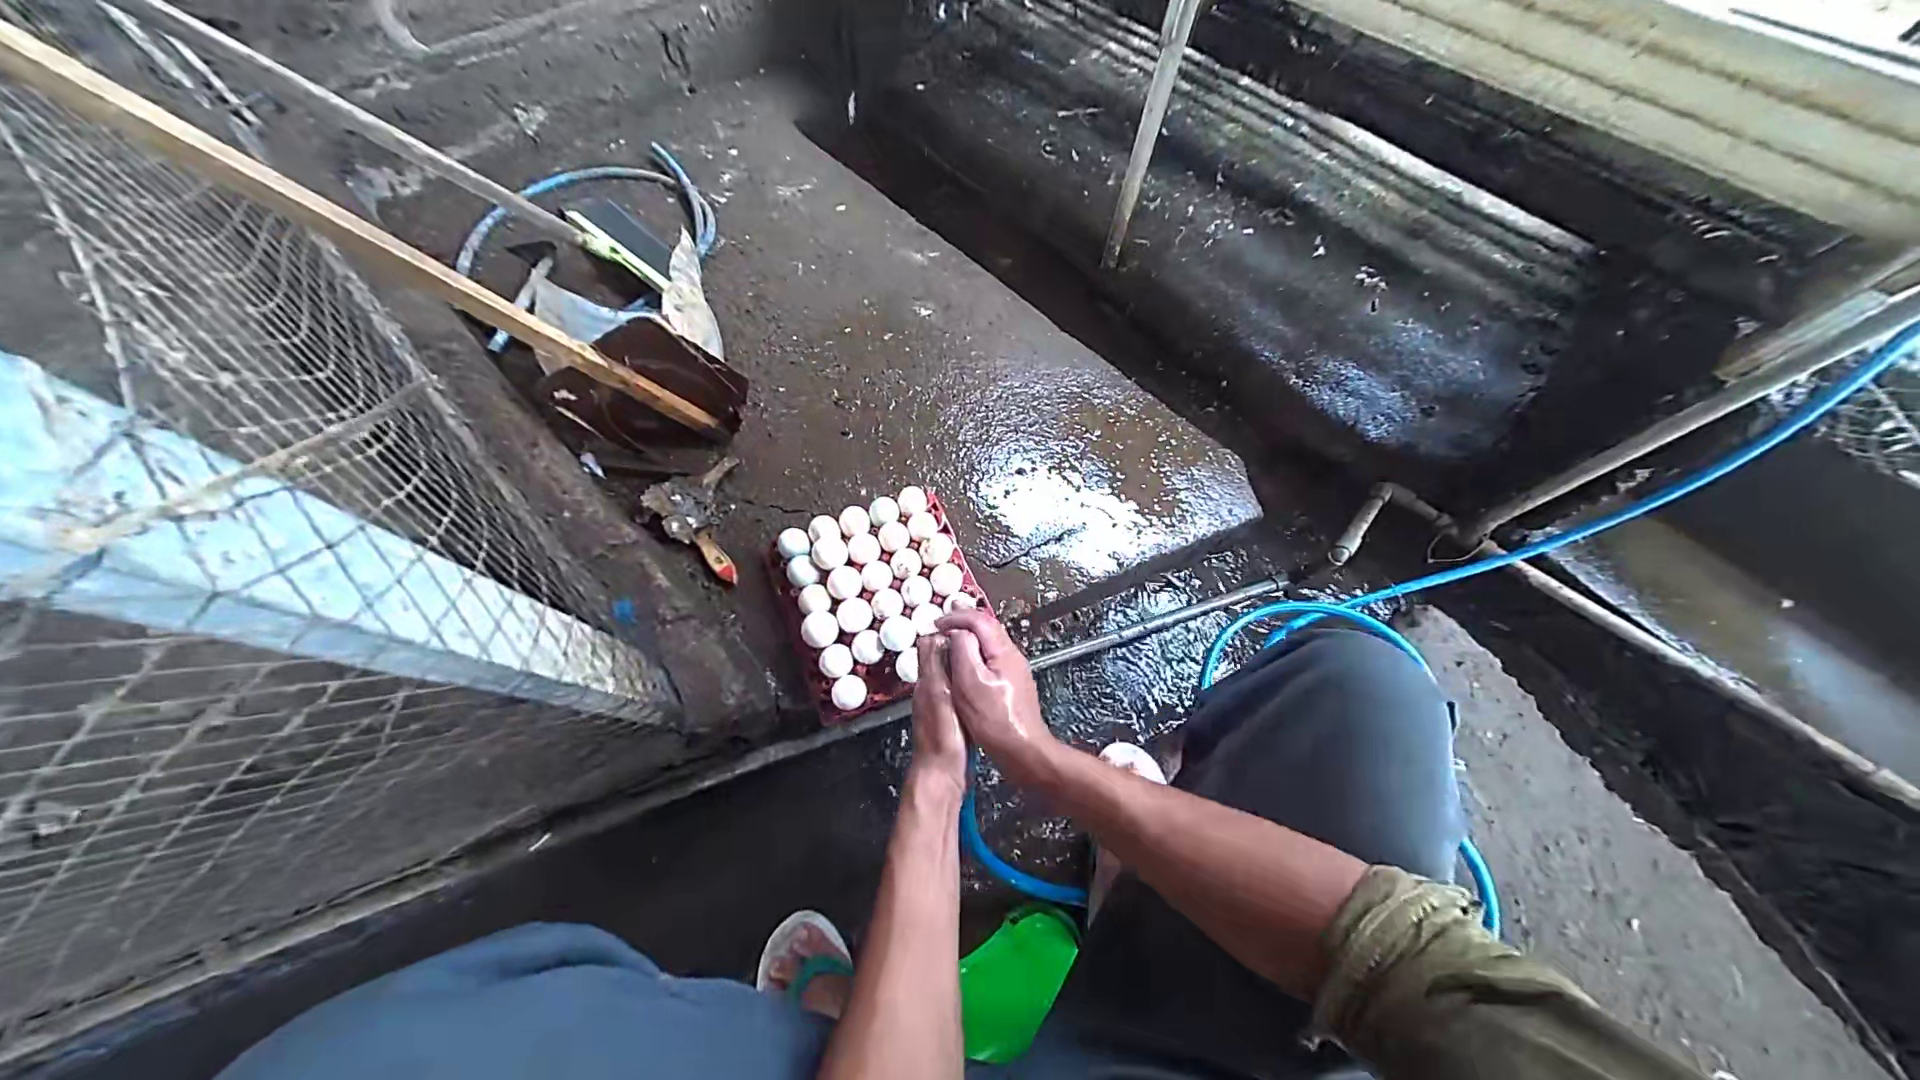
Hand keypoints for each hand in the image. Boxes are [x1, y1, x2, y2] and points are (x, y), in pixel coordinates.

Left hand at [908, 634, 968, 797]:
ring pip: (953, 677)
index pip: (932, 646)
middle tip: (983, 642)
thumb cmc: (943, 734)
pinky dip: (970, 687)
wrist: (943, 775)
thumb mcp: (938, 692)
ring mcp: (941, 707)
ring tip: (987, 661)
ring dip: (966, 668)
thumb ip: (934, 664)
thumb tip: (935, 634)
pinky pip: (961, 694)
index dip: (948, 634)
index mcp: (926, 681)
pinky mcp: (952, 721)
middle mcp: (930, 691)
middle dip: (960, 649)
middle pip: (944, 660)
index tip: (968, 627)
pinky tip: (983, 689)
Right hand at [935, 610, 1059, 786]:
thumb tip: (956, 632)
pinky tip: (964, 667)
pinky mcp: (1011, 686)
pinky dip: (974, 655)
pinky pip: (991, 660)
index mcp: (1003, 652)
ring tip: (949, 640)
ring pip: (989, 644)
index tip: (937, 623)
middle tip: (943, 623)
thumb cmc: (997, 722)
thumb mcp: (971, 682)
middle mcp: (1012, 657)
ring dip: (968, 638)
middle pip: (987, 628)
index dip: (956, 617)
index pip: (979, 619)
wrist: (1023, 751)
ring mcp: (1014, 672)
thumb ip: (963, 651)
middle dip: (963, 622)